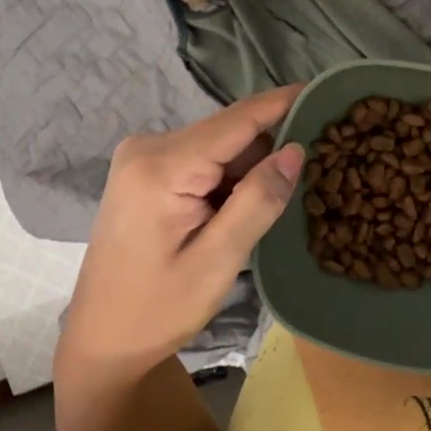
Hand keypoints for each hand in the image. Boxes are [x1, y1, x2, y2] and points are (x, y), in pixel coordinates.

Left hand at [57, 86, 303, 380]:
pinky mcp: (148, 173)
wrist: (101, 341)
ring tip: (293, 190)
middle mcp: (149, 148)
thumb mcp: (217, 261)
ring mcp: (144, 159)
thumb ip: (257, 201)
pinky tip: (252, 202)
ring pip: (221, 147)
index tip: (328, 89)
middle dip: (274, 147)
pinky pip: (205, 161)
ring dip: (253, 168)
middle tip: (325, 161)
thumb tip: (296, 150)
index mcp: (162, 166)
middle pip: (231, 132)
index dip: (285, 102)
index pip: (238, 120)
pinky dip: (232, 179)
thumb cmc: (156, 310)